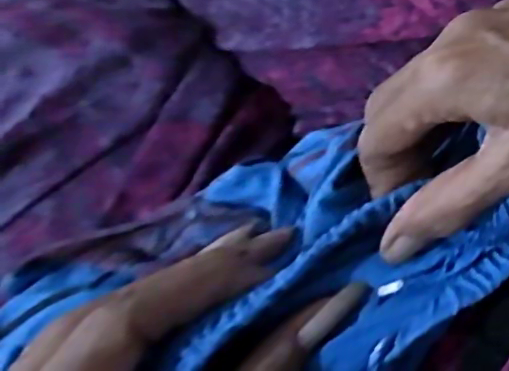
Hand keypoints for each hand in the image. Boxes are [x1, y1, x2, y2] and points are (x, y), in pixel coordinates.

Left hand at [14, 225, 367, 370]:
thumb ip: (265, 368)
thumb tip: (345, 295)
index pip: (126, 313)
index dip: (208, 276)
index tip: (282, 256)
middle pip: (100, 309)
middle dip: (194, 269)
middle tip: (275, 242)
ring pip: (80, 322)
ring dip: (168, 284)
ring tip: (240, 257)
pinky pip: (71, 344)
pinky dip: (137, 312)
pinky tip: (185, 299)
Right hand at [358, 0, 508, 262]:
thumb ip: (450, 202)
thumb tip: (392, 242)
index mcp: (442, 73)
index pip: (375, 139)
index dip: (388, 181)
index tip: (423, 202)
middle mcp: (452, 35)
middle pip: (393, 101)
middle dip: (403, 146)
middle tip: (442, 177)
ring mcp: (487, 15)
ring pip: (428, 73)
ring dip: (433, 113)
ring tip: (473, 142)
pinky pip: (465, 51)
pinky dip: (462, 82)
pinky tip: (504, 99)